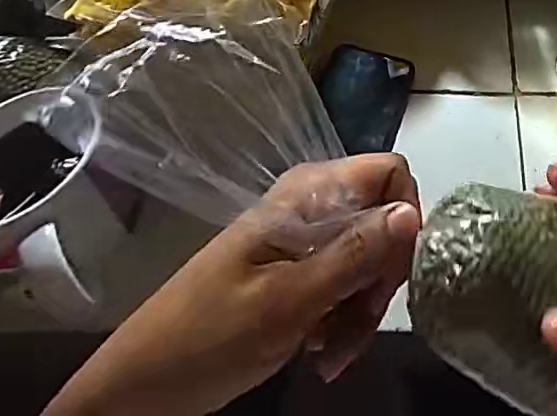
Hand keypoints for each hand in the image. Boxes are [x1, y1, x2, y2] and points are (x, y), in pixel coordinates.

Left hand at [45, 153, 420, 415]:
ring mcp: (306, 232)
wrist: (144, 383)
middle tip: (359, 327)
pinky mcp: (299, 264)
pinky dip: (344, 314)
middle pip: (383, 218)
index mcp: (310, 191)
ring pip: (369, 254)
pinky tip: (323, 350)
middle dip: (381, 276)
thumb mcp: (289, 300)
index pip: (389, 173)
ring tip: (335, 353)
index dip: (404, 218)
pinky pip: (344, 277)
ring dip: (362, 306)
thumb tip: (412, 214)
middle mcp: (314, 200)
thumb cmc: (211, 334)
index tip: (392, 276)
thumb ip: (354, 254)